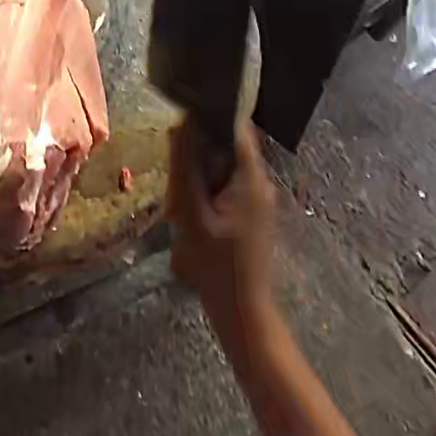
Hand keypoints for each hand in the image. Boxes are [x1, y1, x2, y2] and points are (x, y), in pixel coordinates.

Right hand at [167, 116, 275, 324]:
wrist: (243, 313)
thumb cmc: (217, 266)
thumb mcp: (193, 215)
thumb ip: (185, 168)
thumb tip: (182, 126)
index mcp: (251, 177)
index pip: (235, 126)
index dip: (208, 122)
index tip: (182, 134)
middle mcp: (260, 181)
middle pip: (225, 150)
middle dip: (196, 162)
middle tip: (175, 194)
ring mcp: (259, 198)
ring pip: (223, 170)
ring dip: (198, 183)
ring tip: (180, 214)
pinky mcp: (252, 212)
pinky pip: (227, 188)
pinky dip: (207, 196)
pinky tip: (191, 221)